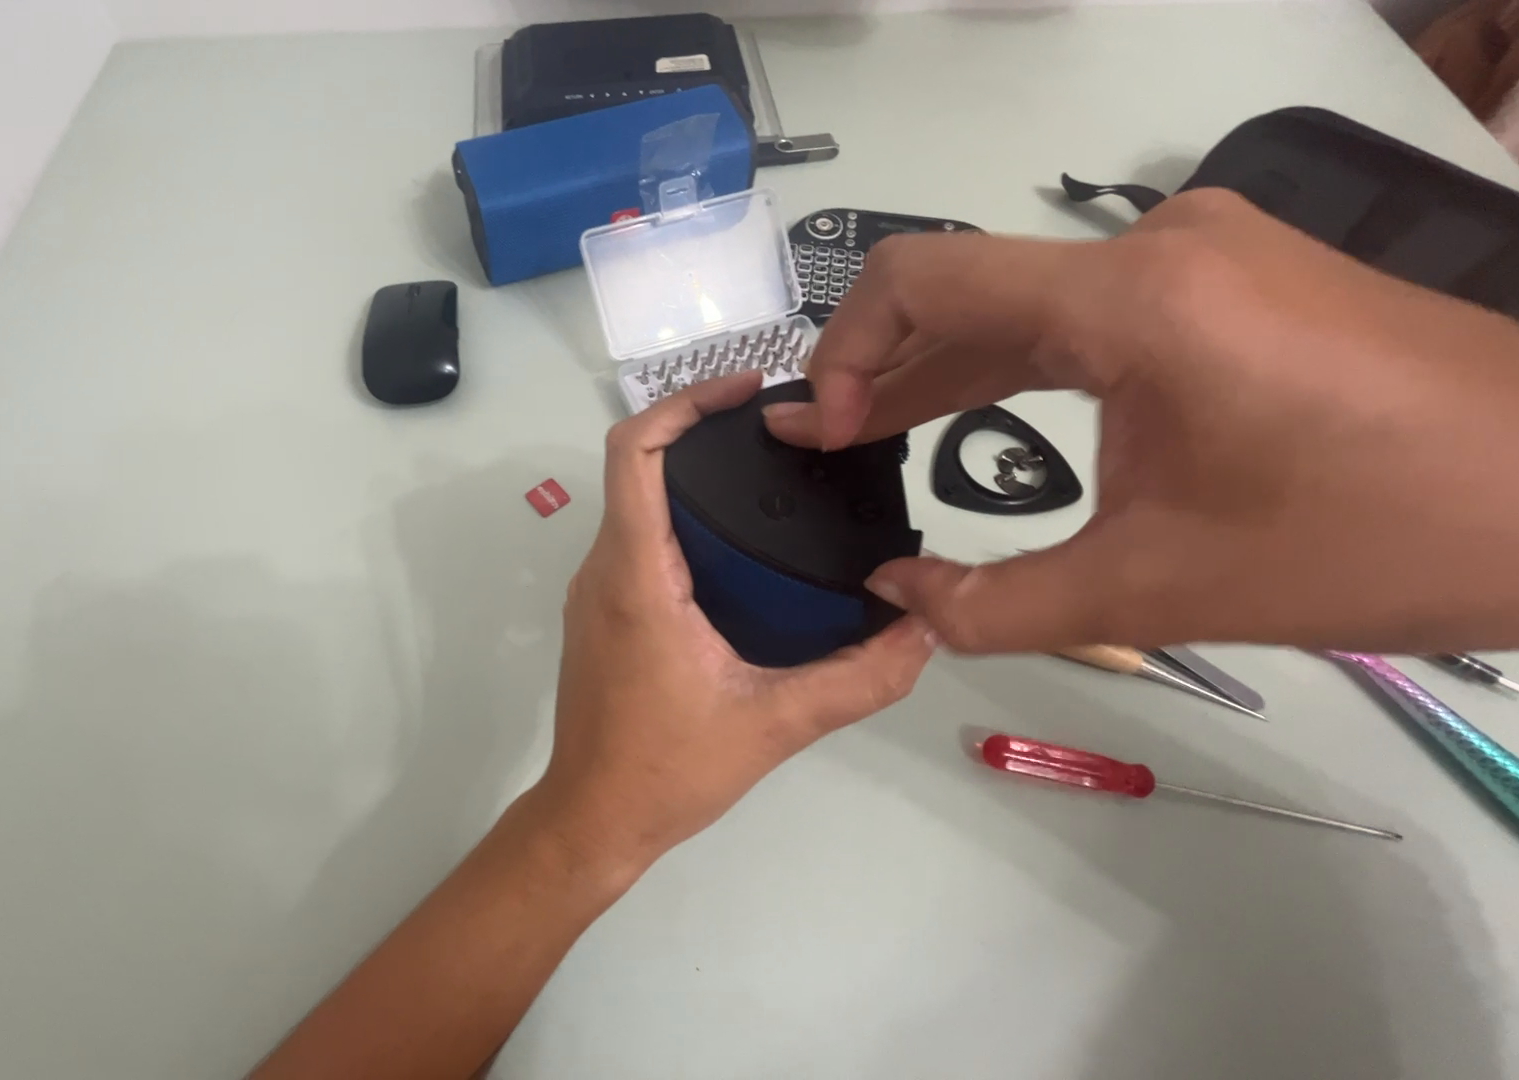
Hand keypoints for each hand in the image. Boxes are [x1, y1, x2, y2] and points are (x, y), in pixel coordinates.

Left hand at [532, 374, 934, 874]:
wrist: (594, 817)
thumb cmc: (667, 771)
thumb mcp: (775, 724)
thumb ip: (858, 679)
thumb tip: (924, 630)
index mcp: (635, 578)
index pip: (632, 454)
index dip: (681, 403)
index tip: (743, 390)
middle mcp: (602, 570)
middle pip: (636, 468)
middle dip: (698, 434)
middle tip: (777, 433)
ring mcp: (594, 591)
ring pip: (635, 506)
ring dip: (689, 480)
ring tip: (767, 481)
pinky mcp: (600, 614)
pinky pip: (635, 542)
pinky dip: (678, 522)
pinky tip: (736, 549)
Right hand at [765, 189, 1518, 652]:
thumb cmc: (1378, 540)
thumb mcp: (1155, 591)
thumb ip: (988, 604)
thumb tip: (888, 595)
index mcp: (1131, 301)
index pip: (922, 278)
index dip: (847, 352)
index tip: (829, 434)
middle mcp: (1151, 248)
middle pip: (957, 287)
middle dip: (874, 369)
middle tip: (822, 443)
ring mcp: (1190, 257)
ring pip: (1009, 304)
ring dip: (931, 371)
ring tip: (868, 438)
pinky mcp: (1216, 282)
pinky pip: (1068, 315)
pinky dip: (998, 365)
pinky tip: (959, 413)